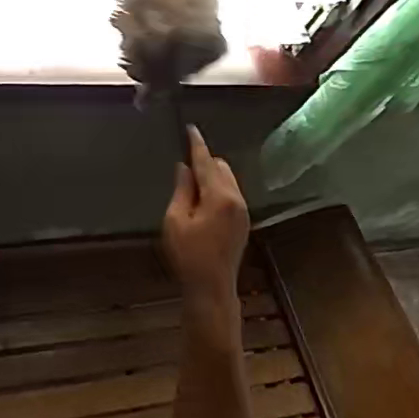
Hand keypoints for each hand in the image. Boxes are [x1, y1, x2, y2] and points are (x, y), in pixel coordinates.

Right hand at [162, 125, 249, 301]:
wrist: (211, 288)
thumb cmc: (188, 255)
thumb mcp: (175, 220)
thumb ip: (181, 189)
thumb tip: (184, 167)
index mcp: (219, 197)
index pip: (206, 162)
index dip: (196, 144)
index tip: (191, 129)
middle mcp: (236, 199)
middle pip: (221, 167)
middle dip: (203, 161)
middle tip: (182, 168)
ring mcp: (243, 211)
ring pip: (227, 179)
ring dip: (210, 176)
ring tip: (189, 187)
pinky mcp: (243, 221)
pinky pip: (230, 193)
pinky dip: (217, 188)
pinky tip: (202, 201)